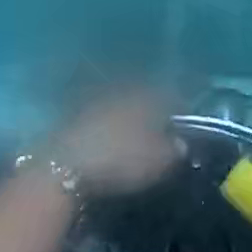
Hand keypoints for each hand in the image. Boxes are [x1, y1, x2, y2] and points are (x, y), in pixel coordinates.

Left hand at [47, 88, 181, 196]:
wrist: (66, 163)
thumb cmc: (120, 160)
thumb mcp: (157, 162)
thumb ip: (174, 150)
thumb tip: (181, 143)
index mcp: (149, 95)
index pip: (172, 95)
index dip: (181, 108)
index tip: (185, 124)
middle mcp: (125, 88)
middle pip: (147, 95)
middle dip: (155, 108)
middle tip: (162, 128)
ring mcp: (101, 97)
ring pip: (124, 101)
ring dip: (132, 114)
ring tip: (137, 134)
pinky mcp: (80, 110)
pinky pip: (106, 111)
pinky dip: (112, 121)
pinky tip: (113, 136)